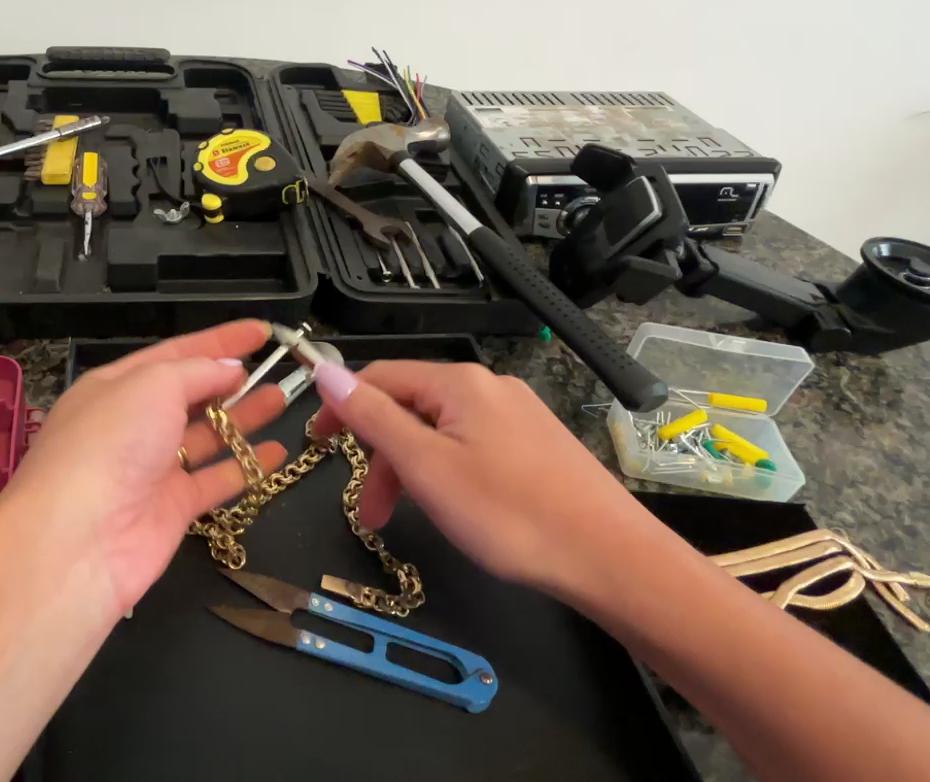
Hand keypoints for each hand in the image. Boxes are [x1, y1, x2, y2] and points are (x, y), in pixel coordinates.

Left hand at [4, 320, 289, 614]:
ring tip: (283, 399)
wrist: (78, 540)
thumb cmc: (110, 444)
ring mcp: (152, 468)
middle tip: (277, 367)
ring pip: (206, 435)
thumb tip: (230, 369)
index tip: (262, 331)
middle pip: (192, 394)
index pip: (177, 353)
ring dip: (244, 417)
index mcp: (117, 385)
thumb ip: (197, 372)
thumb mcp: (152, 385)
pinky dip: (246, 466)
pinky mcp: (172, 509)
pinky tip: (276, 452)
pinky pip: (216, 480)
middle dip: (232, 380)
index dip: (220, 339)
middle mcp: (133, 424)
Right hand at [310, 360, 653, 598]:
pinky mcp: (536, 442)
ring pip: (440, 430)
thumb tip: (325, 371)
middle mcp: (488, 386)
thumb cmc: (509, 514)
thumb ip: (372, 417)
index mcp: (458, 382)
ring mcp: (517, 413)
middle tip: (367, 509)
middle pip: (410, 406)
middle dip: (379, 454)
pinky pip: (471, 445)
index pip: (378, 377)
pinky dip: (445, 471)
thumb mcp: (425, 466)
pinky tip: (453, 506)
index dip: (341, 407)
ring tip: (402, 519)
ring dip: (411, 469)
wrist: (612, 558)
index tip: (317, 445)